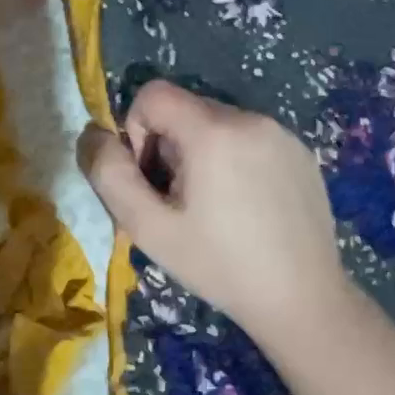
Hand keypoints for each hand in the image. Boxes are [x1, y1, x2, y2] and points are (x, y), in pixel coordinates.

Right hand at [79, 80, 352, 336]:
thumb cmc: (218, 265)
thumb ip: (110, 175)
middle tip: (179, 202)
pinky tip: (245, 209)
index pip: (153, 94)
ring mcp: (283, 134)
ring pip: (217, 124)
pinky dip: (234, 161)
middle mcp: (251, 119)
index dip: (136, 130)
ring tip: (213, 208)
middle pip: (185, 110)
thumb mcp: (148, 227)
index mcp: (213, 131)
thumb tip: (93, 135)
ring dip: (200, 154)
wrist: (302, 300)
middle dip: (168, 146)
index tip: (151, 178)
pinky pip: (249, 139)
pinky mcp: (302, 153)